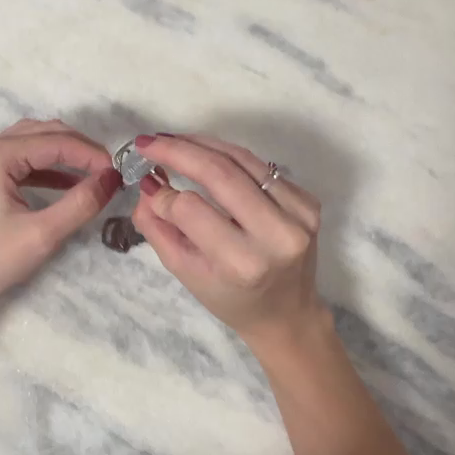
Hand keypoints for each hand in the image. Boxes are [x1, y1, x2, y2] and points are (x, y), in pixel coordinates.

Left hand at [0, 120, 121, 322]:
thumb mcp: (42, 234)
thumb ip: (81, 203)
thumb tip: (112, 179)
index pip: (55, 141)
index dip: (91, 154)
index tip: (119, 173)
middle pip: (44, 134)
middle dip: (79, 149)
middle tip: (109, 172)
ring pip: (33, 145)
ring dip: (64, 156)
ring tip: (95, 176)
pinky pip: (22, 163)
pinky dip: (47, 170)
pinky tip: (70, 186)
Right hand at [129, 133, 325, 347]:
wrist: (287, 314)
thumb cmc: (230, 299)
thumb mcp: (184, 271)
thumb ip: (158, 228)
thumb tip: (147, 186)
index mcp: (242, 263)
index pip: (192, 209)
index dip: (164, 194)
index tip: (146, 183)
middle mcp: (277, 235)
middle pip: (220, 173)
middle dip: (178, 151)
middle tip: (148, 143)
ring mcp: (299, 214)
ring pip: (242, 159)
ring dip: (201, 144)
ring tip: (171, 141)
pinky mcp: (308, 201)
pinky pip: (260, 167)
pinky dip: (228, 158)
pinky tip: (205, 157)